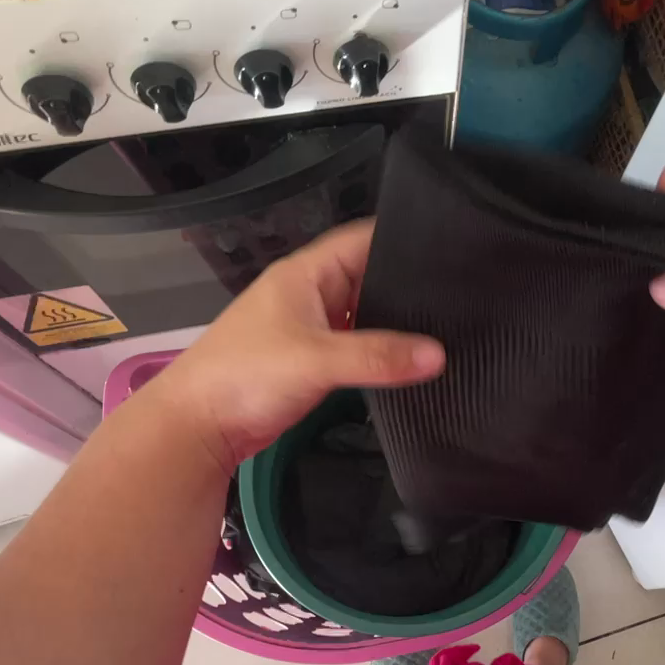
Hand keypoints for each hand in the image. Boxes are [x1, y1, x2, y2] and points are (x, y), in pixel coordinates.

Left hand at [132, 219, 443, 472]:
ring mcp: (314, 331)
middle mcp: (313, 296)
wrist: (202, 426)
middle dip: (410, 287)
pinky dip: (383, 355)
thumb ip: (378, 357)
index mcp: (306, 274)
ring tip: (450, 328)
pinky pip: (359, 350)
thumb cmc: (247, 374)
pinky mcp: (316, 364)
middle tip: (461, 295)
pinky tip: (414, 363)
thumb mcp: (316, 359)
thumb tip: (439, 356)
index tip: (451, 248)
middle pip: (370, 279)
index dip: (403, 239)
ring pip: (367, 318)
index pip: (362, 240)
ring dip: (398, 326)